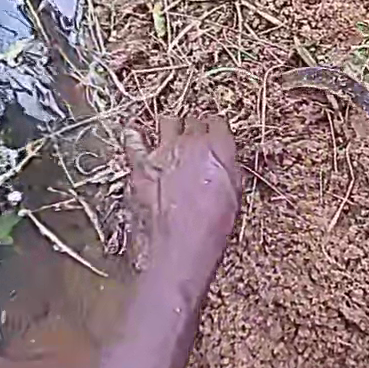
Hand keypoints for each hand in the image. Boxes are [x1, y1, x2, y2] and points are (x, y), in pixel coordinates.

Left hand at [124, 115, 240, 271]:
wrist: (179, 247)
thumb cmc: (211, 228)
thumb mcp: (235, 196)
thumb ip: (230, 171)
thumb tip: (226, 164)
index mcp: (218, 147)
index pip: (218, 122)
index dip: (217, 129)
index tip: (217, 136)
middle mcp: (190, 143)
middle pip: (193, 120)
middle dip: (195, 127)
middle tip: (196, 138)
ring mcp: (162, 152)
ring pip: (166, 121)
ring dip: (171, 125)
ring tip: (172, 134)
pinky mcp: (140, 165)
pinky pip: (133, 140)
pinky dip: (134, 134)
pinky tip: (135, 132)